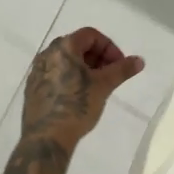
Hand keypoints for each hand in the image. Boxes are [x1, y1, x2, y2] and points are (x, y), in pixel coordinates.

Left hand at [21, 28, 143, 147]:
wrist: (46, 138)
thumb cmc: (77, 106)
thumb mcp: (104, 86)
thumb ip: (122, 70)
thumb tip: (140, 60)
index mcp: (64, 47)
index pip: (90, 35)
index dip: (109, 47)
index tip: (118, 65)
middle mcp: (47, 53)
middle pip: (77, 46)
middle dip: (97, 57)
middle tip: (109, 75)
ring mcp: (37, 71)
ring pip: (66, 61)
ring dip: (84, 68)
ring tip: (96, 87)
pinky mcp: (32, 88)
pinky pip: (55, 74)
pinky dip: (69, 78)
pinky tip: (77, 97)